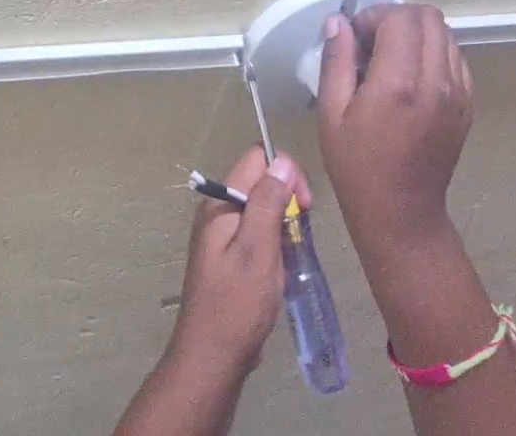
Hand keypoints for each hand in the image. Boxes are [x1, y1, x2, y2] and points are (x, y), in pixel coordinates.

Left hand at [167, 145, 311, 372]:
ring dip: (283, 224)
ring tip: (291, 254)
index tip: (304, 206)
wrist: (212, 357)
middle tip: (300, 233)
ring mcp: (222, 234)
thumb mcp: (258, 250)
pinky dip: (275, 242)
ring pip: (262, 207)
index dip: (286, 173)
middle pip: (260, 180)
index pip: (257, 159)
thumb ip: (268, 202)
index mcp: (220, 203)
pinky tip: (281, 266)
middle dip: (287, 198)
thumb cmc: (236, 304)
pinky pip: (257, 231)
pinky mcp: (229, 255)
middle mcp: (218, 210)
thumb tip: (283, 162)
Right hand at [316, 3, 473, 250]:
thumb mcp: (331, 113)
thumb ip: (336, 61)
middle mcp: (436, 82)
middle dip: (396, 19)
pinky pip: (455, 59)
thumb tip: (339, 22)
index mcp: (399, 84)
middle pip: (429, 17)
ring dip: (416, 35)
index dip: (373, 17)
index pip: (399, 18)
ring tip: (391, 61)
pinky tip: (410, 78)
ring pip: (445, 35)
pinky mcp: (468, 105)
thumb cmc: (356, 165)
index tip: (354, 39)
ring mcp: (458, 94)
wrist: (400, 212)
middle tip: (372, 44)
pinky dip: (433, 54)